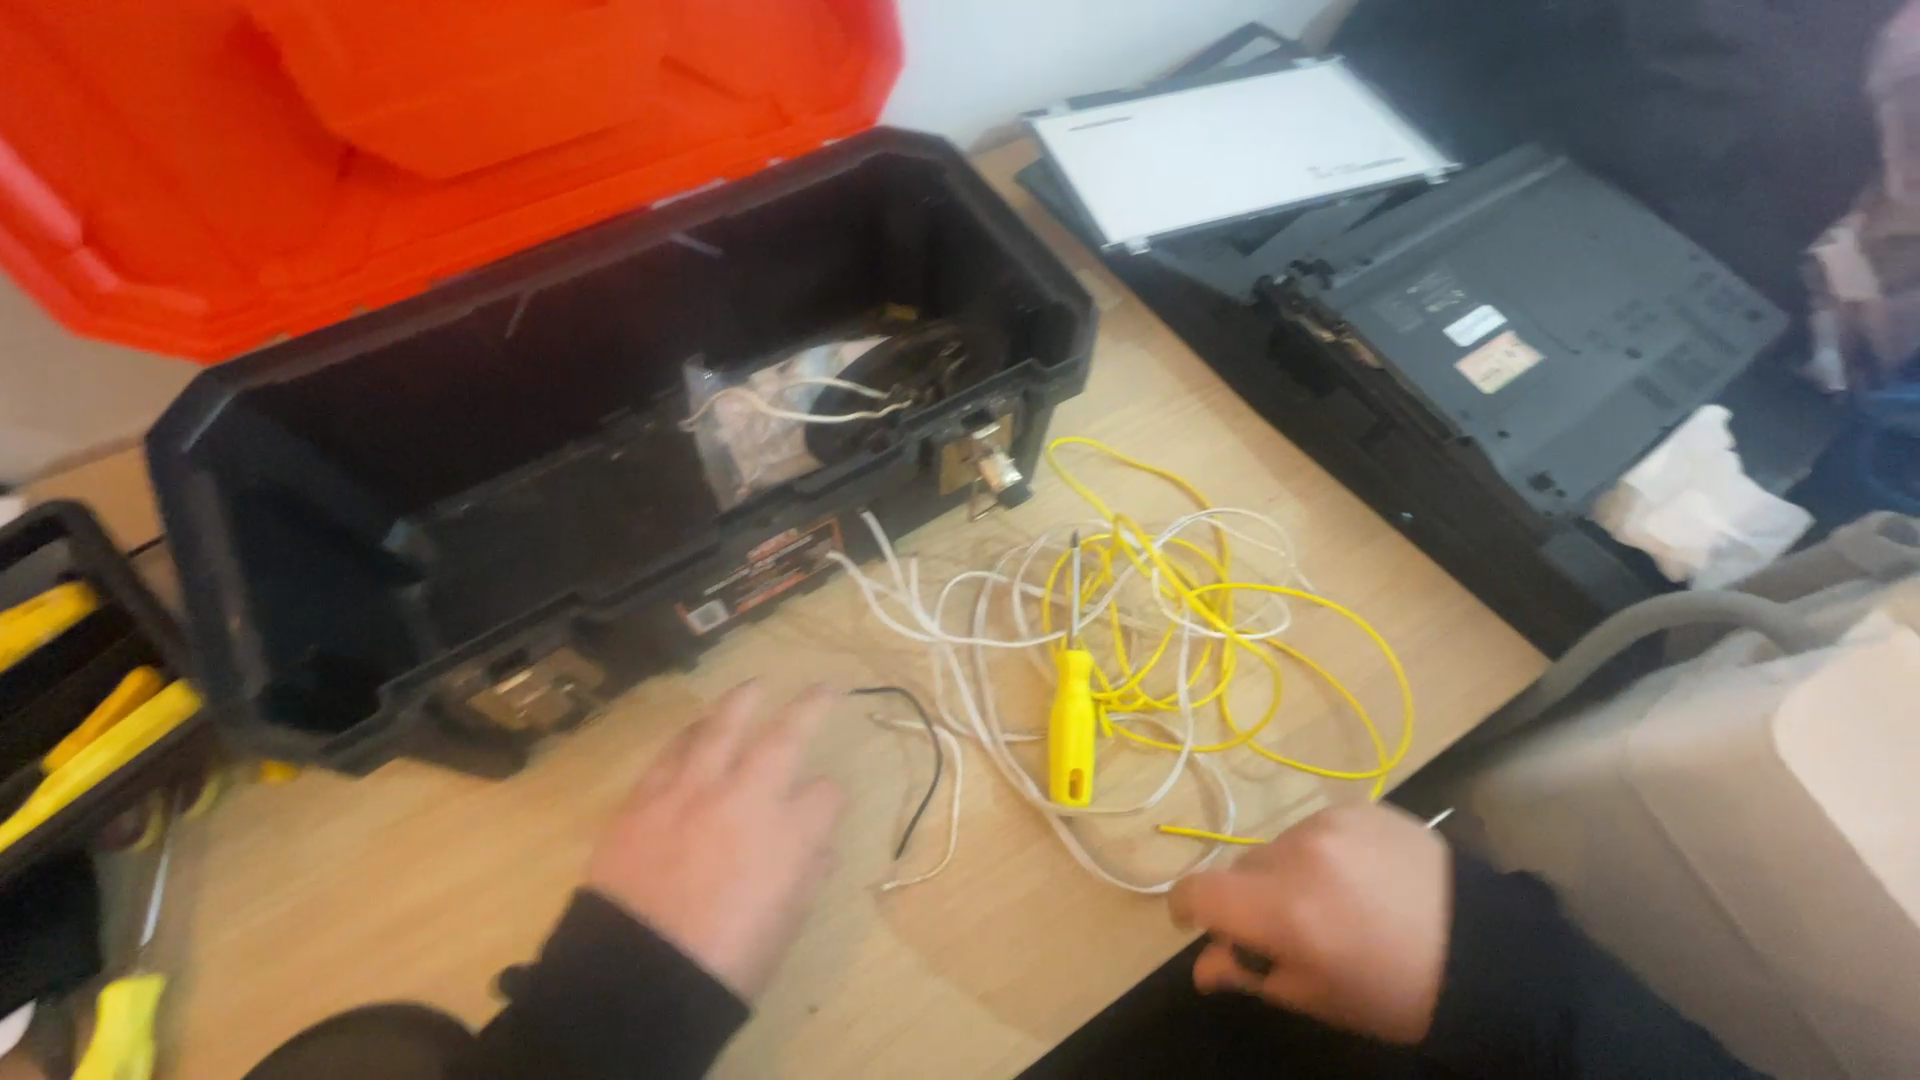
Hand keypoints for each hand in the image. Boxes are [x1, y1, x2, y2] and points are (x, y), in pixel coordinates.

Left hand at [587, 682, 844, 1000]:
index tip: (825, 803)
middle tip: (823, 688)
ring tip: (754, 685)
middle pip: (786, 735)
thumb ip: (807, 875)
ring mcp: (693, 791)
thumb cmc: (725, 961)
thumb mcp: (785, 924)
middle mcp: (747, 797)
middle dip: (811, 706)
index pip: (827, 793)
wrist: (634, 979)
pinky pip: (672, 752)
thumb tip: (816, 846)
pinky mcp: (646, 798)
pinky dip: (690, 735)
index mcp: (790, 834)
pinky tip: (698, 727)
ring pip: (722, 727)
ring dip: (743, 701)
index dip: (830, 797)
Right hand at [1168, 802, 1452, 1044]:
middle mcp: (1295, 854)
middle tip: (1292, 928)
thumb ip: (1250, 975)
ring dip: (1288, 872)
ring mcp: (1328, 823)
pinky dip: (1323, 851)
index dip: (1187, 907)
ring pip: (1277, 847)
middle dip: (1251, 898)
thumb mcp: (1319, 998)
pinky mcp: (1358, 806)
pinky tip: (1362, 877)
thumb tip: (1202, 966)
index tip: (1198, 922)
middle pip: (1240, 870)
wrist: (1489, 952)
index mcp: (1283, 910)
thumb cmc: (1396, 992)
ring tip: (1336, 900)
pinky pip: (1315, 828)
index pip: (1198, 890)